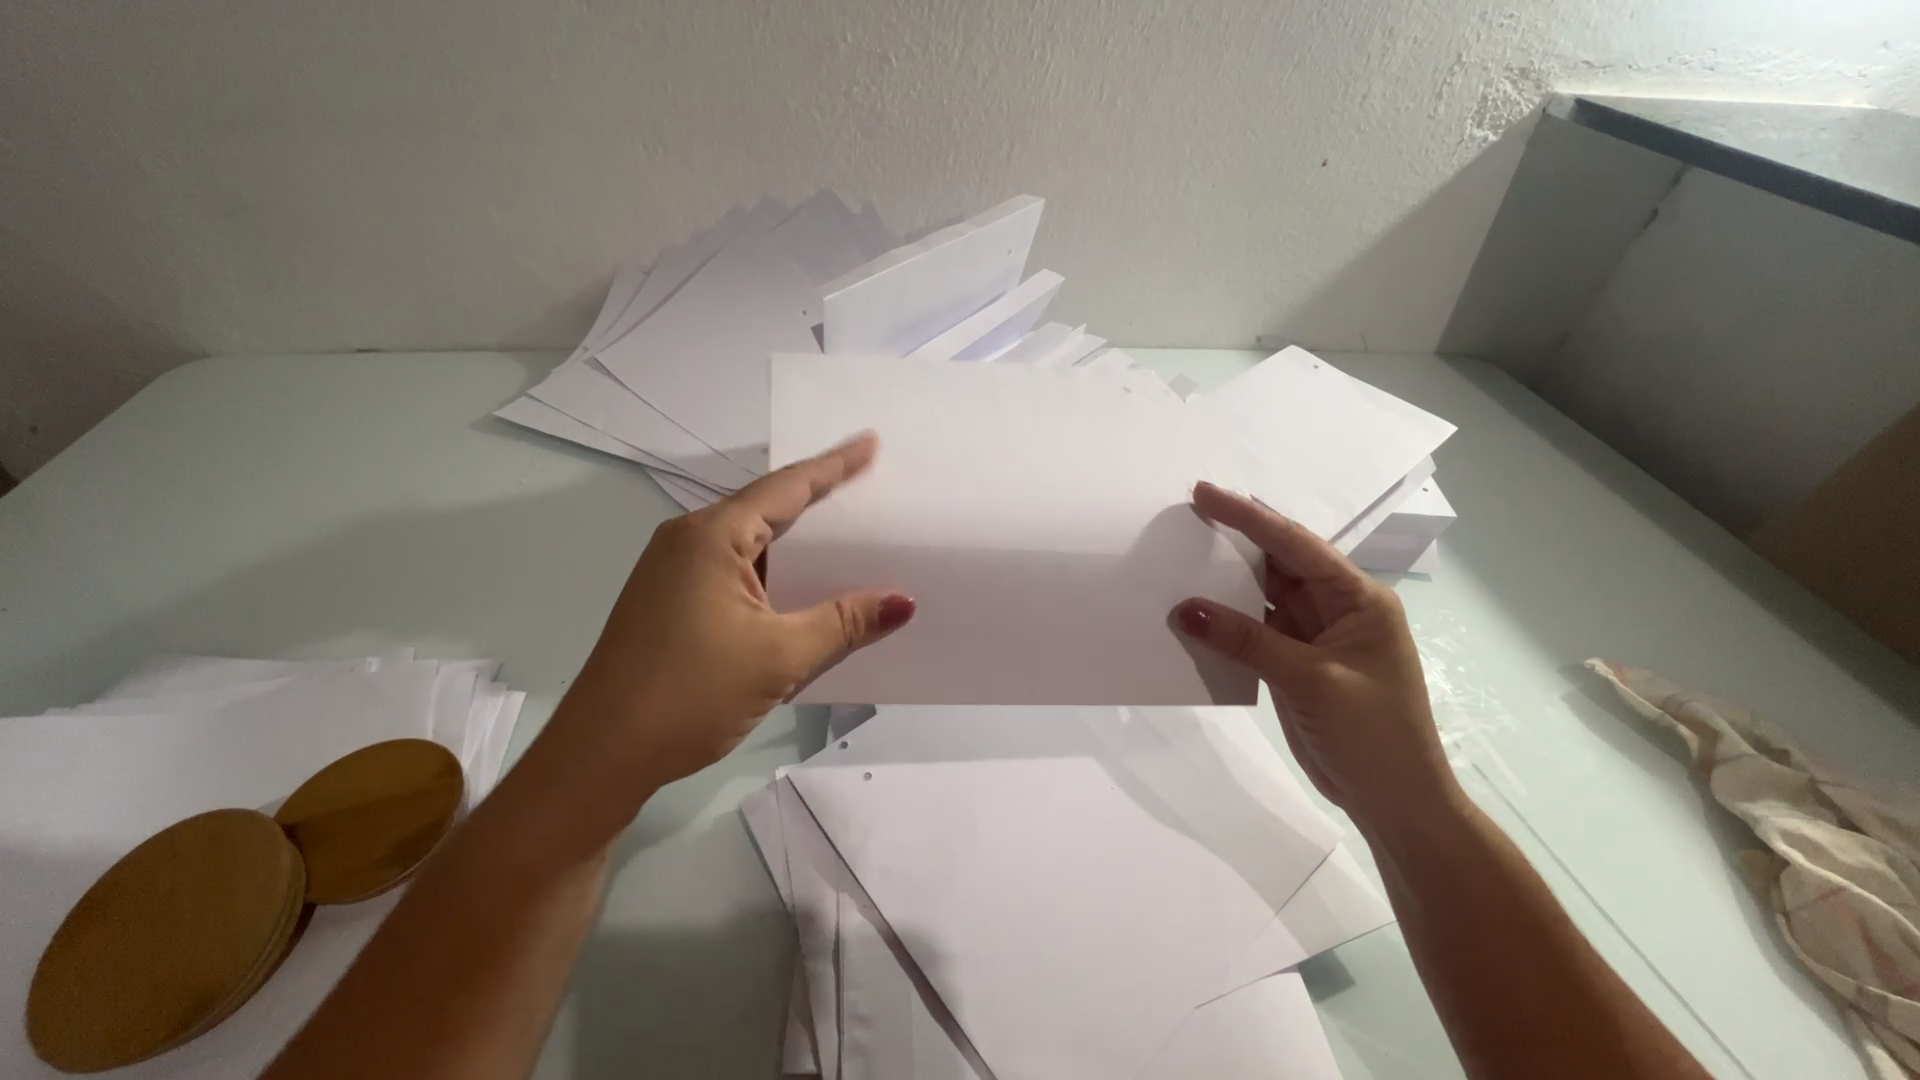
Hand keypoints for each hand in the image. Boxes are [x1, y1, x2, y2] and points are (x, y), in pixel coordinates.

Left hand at [546, 433, 913, 801]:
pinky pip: (732, 572)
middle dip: (817, 501)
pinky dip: (772, 574)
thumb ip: (844, 623)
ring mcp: (671, 573)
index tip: (870, 443)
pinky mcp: (668, 603)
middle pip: (765, 509)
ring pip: (748, 544)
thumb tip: (902, 602)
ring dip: (794, 544)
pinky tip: (800, 591)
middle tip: (868, 490)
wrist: (601, 755)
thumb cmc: (690, 694)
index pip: (786, 488)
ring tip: (845, 539)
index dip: (833, 467)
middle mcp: (686, 541)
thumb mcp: (780, 657)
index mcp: (710, 537)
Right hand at [1172, 482, 1459, 834]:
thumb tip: (1185, 608)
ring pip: (1262, 596)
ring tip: (1178, 557)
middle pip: (1279, 563)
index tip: (1203, 494)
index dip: (1249, 517)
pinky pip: (1253, 631)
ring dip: (1225, 582)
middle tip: (1183, 517)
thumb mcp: (1311, 680)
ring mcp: (1313, 638)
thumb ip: (1247, 640)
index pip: (1297, 545)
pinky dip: (1225, 622)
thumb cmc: (1372, 733)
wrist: (1394, 801)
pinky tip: (1193, 612)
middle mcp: (1336, 609)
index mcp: (1358, 599)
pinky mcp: (1293, 665)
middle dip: (1234, 540)